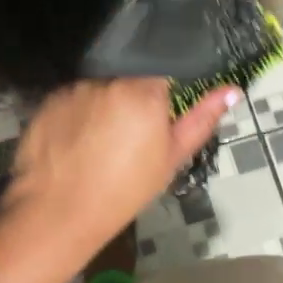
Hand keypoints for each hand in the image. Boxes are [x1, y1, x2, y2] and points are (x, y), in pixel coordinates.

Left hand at [6, 78, 234, 236]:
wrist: (59, 212)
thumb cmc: (123, 191)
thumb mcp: (170, 159)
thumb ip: (200, 120)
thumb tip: (232, 90)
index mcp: (144, 91)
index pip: (162, 71)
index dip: (163, 90)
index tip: (162, 109)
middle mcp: (109, 79)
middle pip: (128, 76)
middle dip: (132, 96)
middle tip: (131, 130)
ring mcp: (76, 87)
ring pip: (100, 85)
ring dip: (104, 103)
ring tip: (100, 138)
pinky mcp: (51, 98)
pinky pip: (73, 97)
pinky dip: (78, 112)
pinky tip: (78, 138)